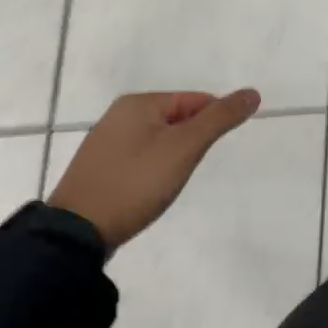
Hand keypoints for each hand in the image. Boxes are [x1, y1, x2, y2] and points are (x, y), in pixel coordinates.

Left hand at [48, 89, 261, 251]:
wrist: (75, 235)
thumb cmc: (136, 182)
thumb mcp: (186, 147)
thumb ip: (221, 118)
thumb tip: (252, 93)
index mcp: (139, 103)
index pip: (199, 101)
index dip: (211, 125)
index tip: (204, 153)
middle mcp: (119, 115)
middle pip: (180, 118)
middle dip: (192, 142)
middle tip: (185, 168)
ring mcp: (105, 141)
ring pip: (161, 139)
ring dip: (173, 156)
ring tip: (166, 182)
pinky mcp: (98, 167)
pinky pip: (141, 156)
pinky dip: (152, 168)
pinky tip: (148, 188)